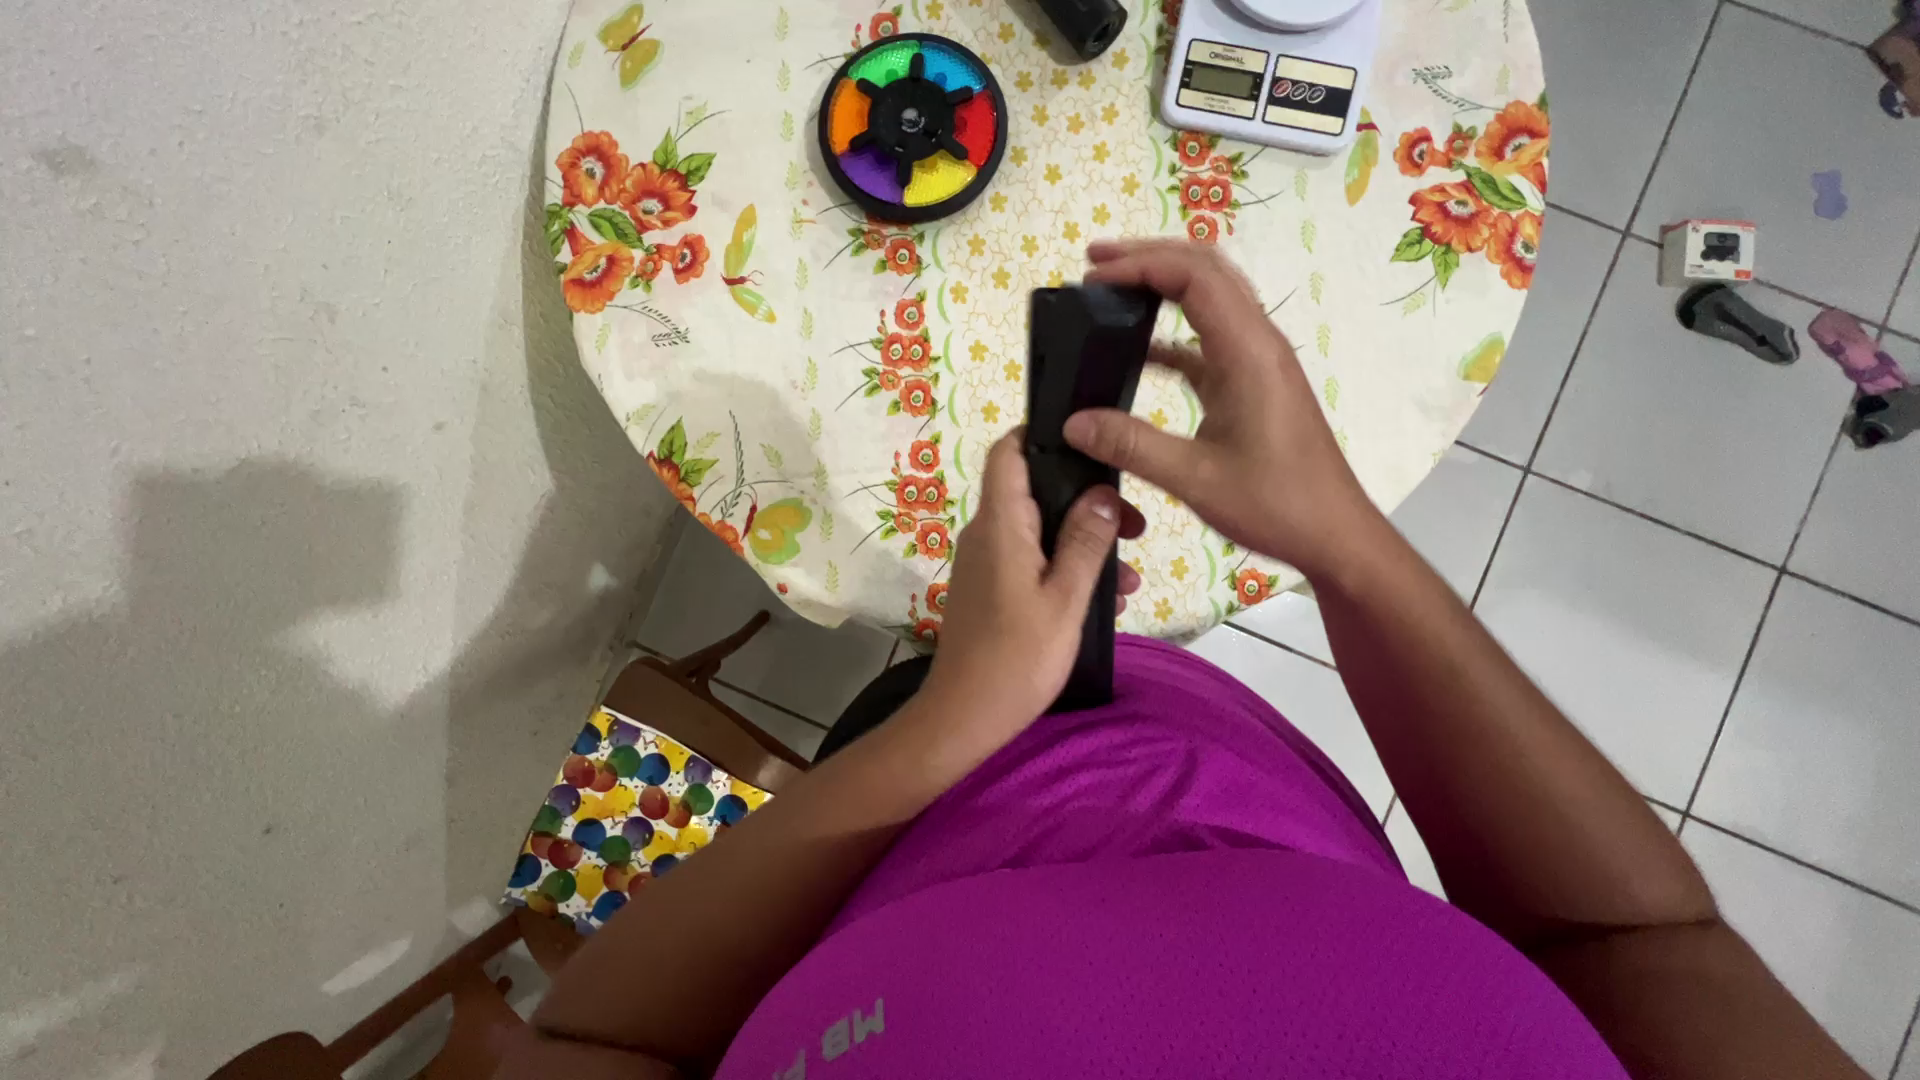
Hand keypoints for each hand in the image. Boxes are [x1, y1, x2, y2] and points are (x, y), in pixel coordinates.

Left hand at [921, 429, 1143, 725]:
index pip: (1008, 453)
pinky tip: (1105, 598)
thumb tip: (1102, 492)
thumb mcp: (1064, 599)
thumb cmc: (1017, 658)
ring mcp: (986, 562)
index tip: (1091, 446)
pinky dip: (1065, 569)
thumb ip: (1085, 542)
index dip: (1042, 436)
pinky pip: (1031, 560)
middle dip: (1087, 502)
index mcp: (1000, 525)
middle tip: (1135, 527)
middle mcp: (987, 534)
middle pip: (1035, 492)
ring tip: (1130, 577)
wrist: (965, 716)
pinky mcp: (990, 587)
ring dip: (1084, 544)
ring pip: (1040, 531)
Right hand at [1064, 238, 1385, 580]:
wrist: (1333, 534)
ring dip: (1161, 288)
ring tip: (1109, 292)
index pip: (1194, 277)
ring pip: (1209, 301)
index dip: (1140, 266)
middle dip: (1148, 258)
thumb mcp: (1195, 478)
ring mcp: (1257, 363)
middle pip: (1205, 272)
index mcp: (1248, 352)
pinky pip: (1207, 342)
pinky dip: (1170, 337)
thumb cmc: (1275, 503)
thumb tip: (1073, 422)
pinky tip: (1135, 355)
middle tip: (1093, 262)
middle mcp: (1257, 343)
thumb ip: (1132, 445)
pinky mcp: (1252, 385)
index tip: (1091, 277)